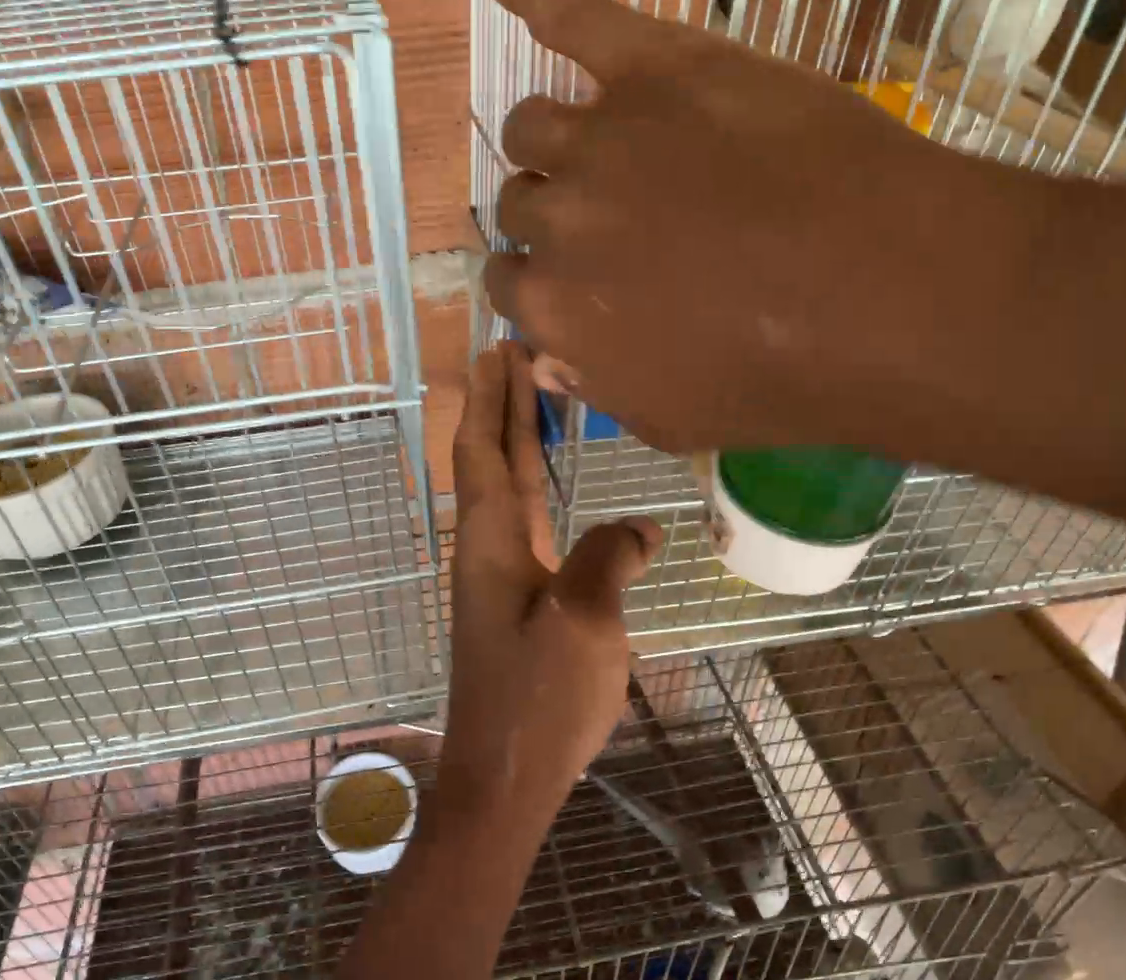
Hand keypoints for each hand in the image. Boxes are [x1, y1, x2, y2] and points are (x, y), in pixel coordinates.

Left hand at [440, 341, 662, 823]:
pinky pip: (525, 523)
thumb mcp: (586, 619)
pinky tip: (559, 487)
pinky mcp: (516, 602)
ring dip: (516, 441)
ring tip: (537, 399)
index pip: (484, 449)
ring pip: (507, 490)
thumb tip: (641, 530)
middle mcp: (485, 547)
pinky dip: (537, 488)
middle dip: (500, 406)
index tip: (498, 349)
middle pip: (490, 459)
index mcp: (489, 539)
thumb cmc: (539, 696)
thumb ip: (611, 558)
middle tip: (513, 353)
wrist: (505, 774)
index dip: (490, 398)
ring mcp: (498, 577)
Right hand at [482, 0, 1042, 454]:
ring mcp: (601, 136)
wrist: (888, 296)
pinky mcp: (657, 68)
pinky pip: (572, 14)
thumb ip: (594, 384)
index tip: (574, 280)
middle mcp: (553, 221)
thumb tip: (547, 357)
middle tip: (611, 218)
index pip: (508, 283)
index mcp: (552, 308)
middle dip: (551, 215)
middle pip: (518, 202)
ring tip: (601, 143)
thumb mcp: (668, 419)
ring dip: (551, 141)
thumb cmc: (780, 380)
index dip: (540, 282)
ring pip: (533, 125)